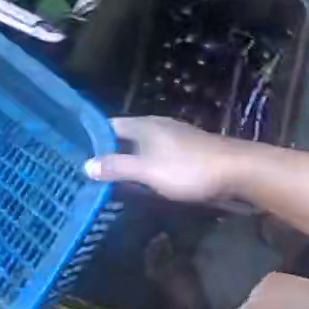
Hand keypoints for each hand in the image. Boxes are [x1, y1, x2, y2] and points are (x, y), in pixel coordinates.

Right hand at [84, 117, 246, 202]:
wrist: (237, 171)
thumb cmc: (189, 168)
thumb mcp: (147, 170)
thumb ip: (117, 167)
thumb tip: (85, 165)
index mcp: (144, 125)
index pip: (109, 125)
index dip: (90, 135)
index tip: (71, 149)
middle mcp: (157, 127)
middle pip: (124, 137)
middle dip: (106, 151)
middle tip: (83, 169)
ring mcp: (173, 140)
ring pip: (141, 149)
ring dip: (126, 161)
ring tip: (105, 179)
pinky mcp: (186, 155)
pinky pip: (155, 159)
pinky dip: (143, 169)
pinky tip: (138, 184)